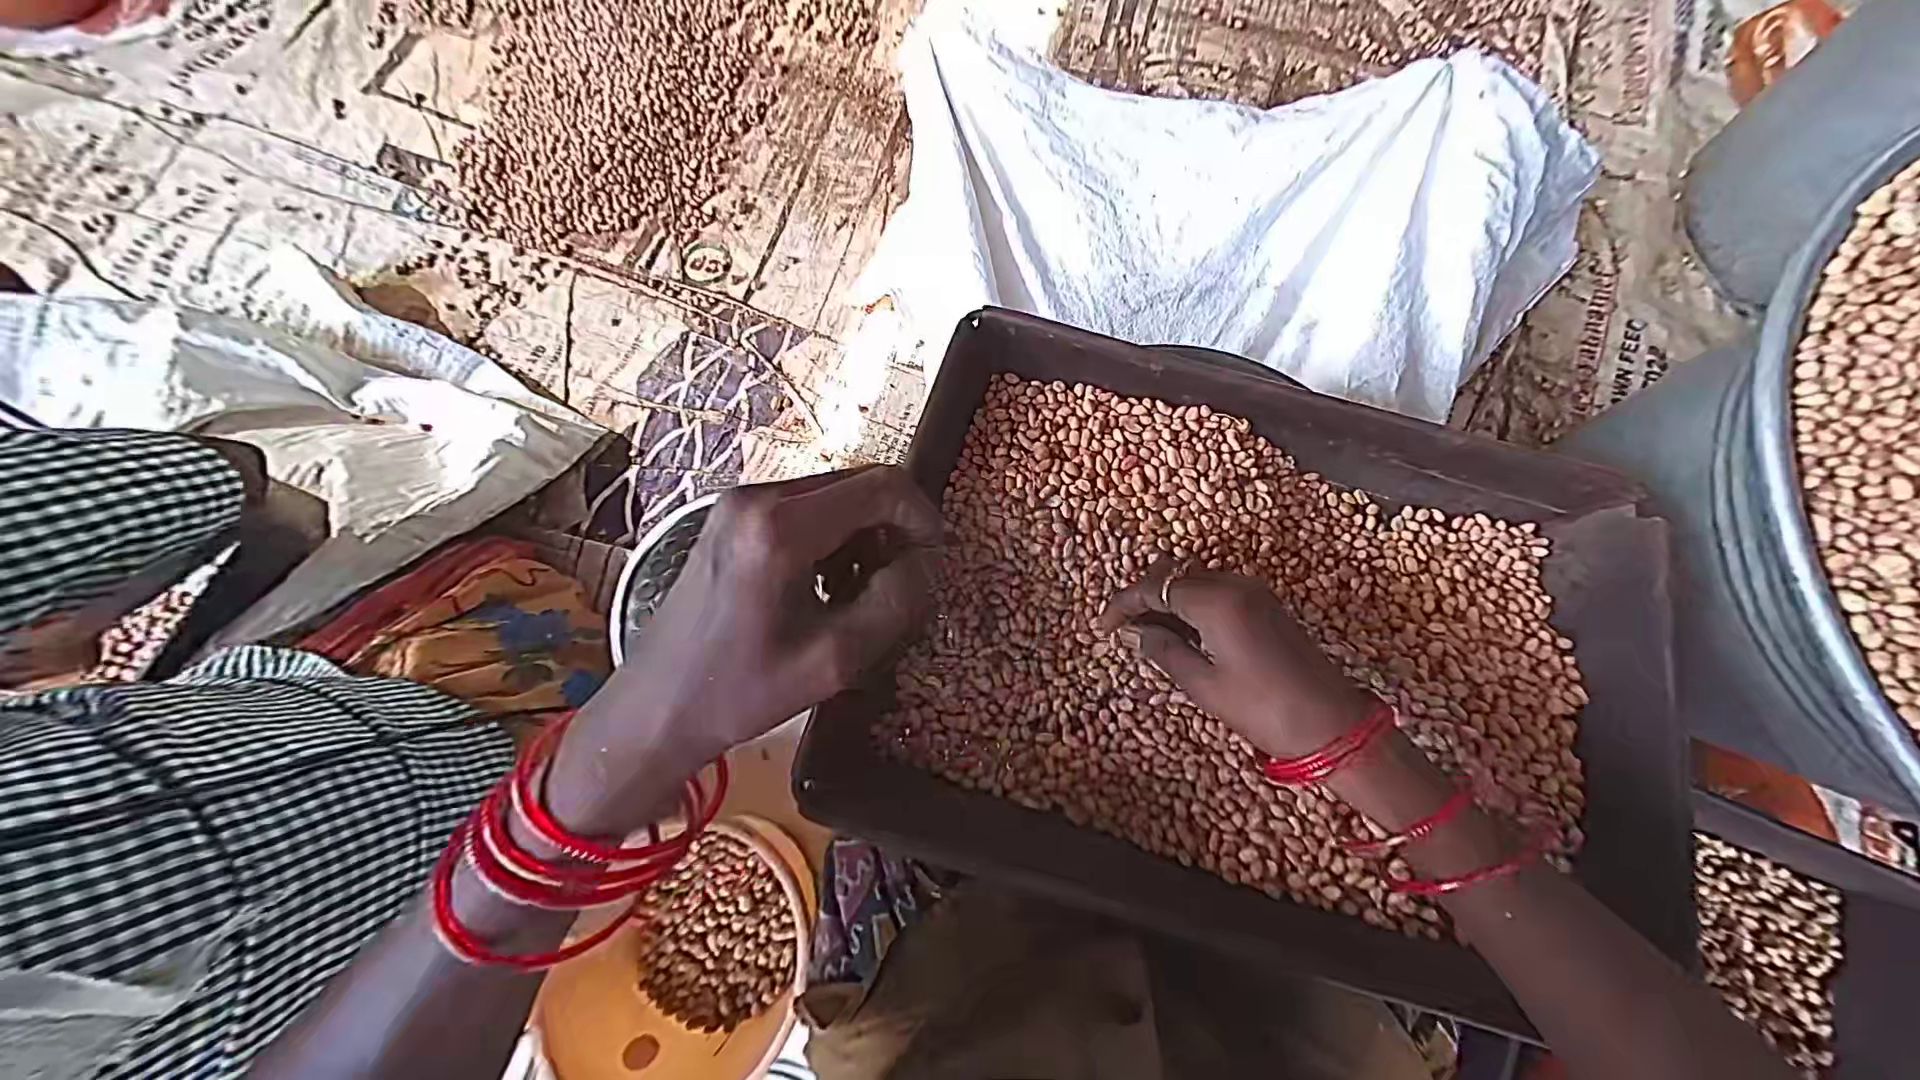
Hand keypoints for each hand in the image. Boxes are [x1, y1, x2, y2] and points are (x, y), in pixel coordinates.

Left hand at [551, 466, 943, 830]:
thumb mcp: (834, 660)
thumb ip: (895, 603)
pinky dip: (835, 537)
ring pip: (836, 495)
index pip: (882, 486)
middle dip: (893, 528)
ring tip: (859, 592)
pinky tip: (826, 585)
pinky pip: (807, 508)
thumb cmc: (741, 691)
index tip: (933, 560)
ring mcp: (740, 503)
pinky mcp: (733, 516)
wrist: (656, 706)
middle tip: (897, 583)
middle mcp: (758, 497)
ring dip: (865, 535)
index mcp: (780, 527)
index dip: (922, 518)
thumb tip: (927, 561)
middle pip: (860, 483)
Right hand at [1096, 557, 1374, 757]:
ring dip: (1167, 602)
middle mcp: (1236, 585)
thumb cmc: (1265, 710)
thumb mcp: (1204, 685)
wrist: (1336, 726)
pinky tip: (1181, 634)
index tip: (1105, 626)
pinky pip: (1215, 592)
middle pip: (1174, 576)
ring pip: (1194, 582)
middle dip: (1144, 599)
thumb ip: (1163, 650)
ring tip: (1148, 635)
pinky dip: (1191, 606)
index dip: (1124, 604)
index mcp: (1218, 601)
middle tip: (1125, 631)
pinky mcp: (1265, 604)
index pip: (1155, 587)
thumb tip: (1132, 632)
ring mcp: (1254, 592)